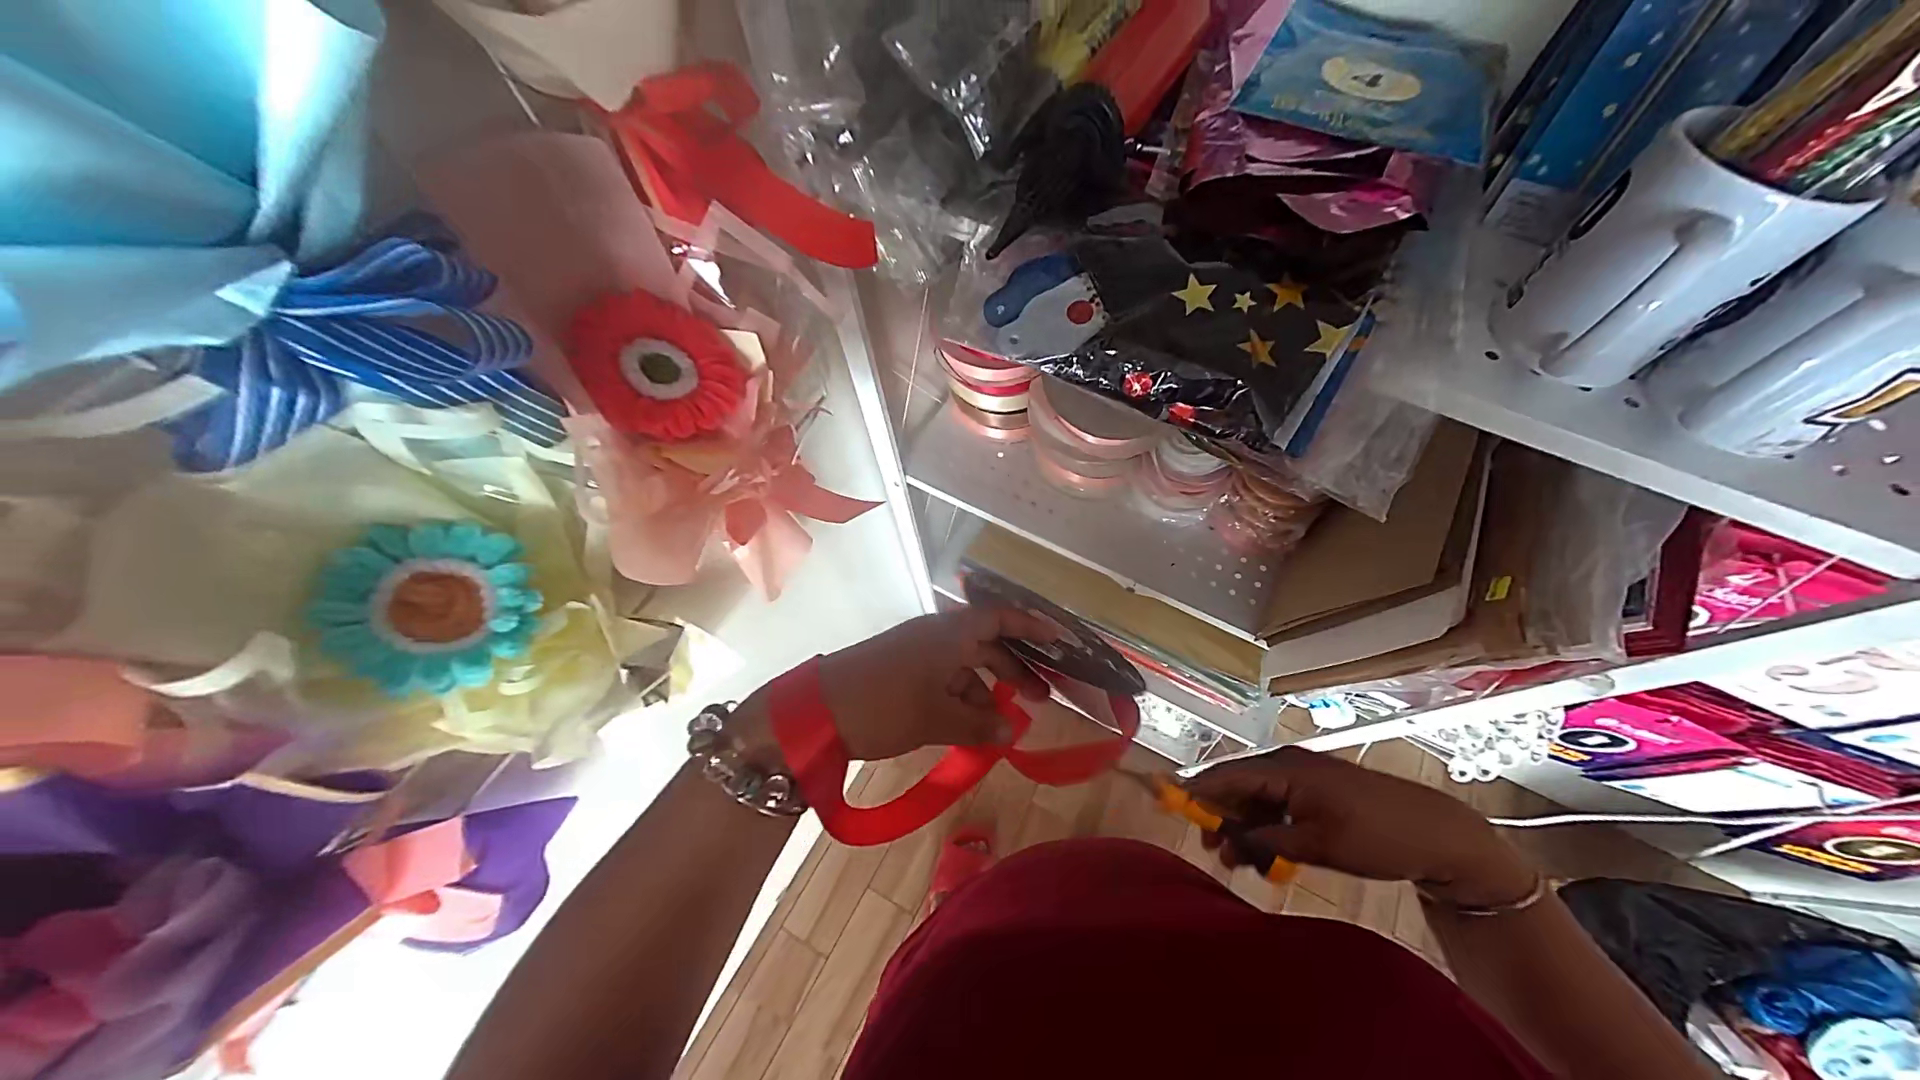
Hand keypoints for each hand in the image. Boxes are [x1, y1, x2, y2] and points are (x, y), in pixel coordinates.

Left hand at [737, 607, 1057, 764]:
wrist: (814, 711)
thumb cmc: (884, 705)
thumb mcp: (936, 719)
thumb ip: (978, 725)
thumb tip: (1010, 730)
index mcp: (950, 633)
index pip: (1000, 618)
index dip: (1032, 626)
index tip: (1060, 640)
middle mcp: (937, 634)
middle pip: (986, 644)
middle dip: (1014, 669)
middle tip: (1041, 698)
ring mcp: (917, 650)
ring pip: (965, 664)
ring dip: (985, 690)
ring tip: (1002, 725)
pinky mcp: (901, 668)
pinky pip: (943, 676)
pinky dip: (961, 696)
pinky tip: (968, 725)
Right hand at [1185, 747, 1537, 906]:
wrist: (1439, 835)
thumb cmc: (1375, 836)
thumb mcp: (1315, 845)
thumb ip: (1266, 840)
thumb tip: (1228, 838)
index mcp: (1285, 768)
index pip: (1226, 775)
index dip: (1196, 790)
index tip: (1170, 804)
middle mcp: (1288, 765)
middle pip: (1239, 787)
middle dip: (1223, 817)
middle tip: (1214, 851)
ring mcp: (1303, 777)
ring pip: (1258, 799)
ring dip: (1247, 828)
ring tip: (1243, 863)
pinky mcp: (1317, 792)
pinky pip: (1279, 806)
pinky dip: (1269, 829)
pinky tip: (1270, 857)